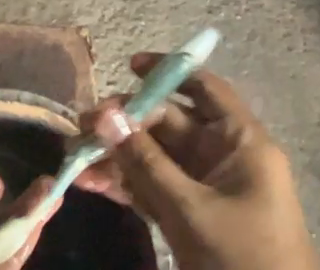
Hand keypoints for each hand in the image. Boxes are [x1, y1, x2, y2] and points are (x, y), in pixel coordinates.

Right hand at [73, 56, 318, 269]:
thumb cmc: (244, 259)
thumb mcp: (190, 210)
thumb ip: (144, 161)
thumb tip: (102, 114)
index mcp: (241, 143)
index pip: (205, 89)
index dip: (168, 72)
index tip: (128, 67)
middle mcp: (224, 157)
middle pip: (169, 122)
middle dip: (124, 123)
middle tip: (82, 127)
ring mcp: (207, 188)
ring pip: (155, 157)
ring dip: (117, 157)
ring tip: (76, 159)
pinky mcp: (193, 217)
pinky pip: (154, 187)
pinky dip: (125, 185)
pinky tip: (90, 184)